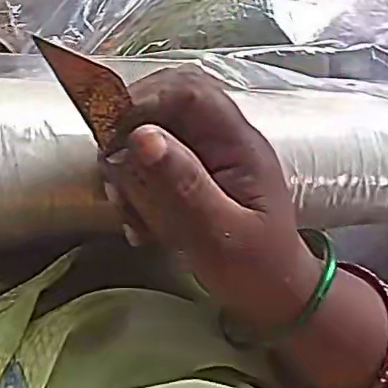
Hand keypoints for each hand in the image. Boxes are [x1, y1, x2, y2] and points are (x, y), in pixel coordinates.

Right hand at [98, 69, 323, 330]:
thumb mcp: (221, 234)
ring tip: (127, 206)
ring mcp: (204, 152)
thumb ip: (184, 186)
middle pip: (166, 99)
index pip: (189, 92)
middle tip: (112, 169)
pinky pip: (148, 159)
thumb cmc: (257, 268)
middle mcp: (219, 136)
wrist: (274, 295)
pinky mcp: (188, 171)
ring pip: (152, 128)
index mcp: (238, 141)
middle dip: (129, 129)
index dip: (144, 101)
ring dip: (127, 164)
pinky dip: (132, 185)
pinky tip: (137, 221)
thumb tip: (140, 137)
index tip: (113, 138)